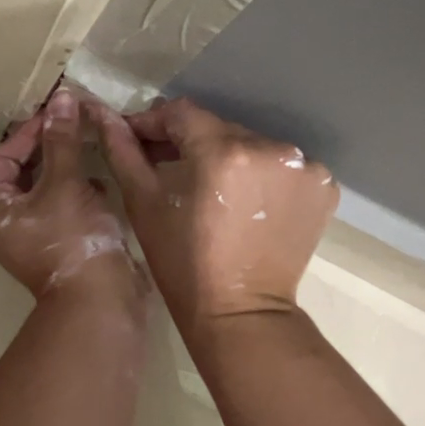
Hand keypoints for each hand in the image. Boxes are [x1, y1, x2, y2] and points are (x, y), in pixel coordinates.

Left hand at [0, 88, 143, 303]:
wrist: (100, 299)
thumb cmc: (72, 237)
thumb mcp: (65, 182)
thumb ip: (62, 140)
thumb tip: (61, 98)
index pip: (3, 157)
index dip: (29, 131)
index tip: (56, 110)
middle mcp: (6, 222)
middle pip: (23, 172)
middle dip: (50, 146)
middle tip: (73, 120)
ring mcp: (32, 234)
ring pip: (46, 188)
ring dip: (66, 166)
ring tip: (88, 141)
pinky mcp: (58, 242)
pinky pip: (63, 206)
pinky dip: (79, 190)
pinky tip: (99, 179)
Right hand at [94, 98, 337, 324]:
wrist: (240, 312)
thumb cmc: (181, 261)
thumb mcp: (143, 203)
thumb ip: (123, 151)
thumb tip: (102, 114)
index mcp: (223, 151)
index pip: (182, 113)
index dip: (153, 122)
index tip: (136, 138)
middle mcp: (272, 148)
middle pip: (218, 129)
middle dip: (189, 142)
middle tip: (164, 165)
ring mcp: (304, 167)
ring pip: (250, 145)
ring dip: (226, 157)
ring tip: (205, 186)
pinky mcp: (322, 186)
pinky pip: (281, 166)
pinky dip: (260, 175)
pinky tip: (243, 200)